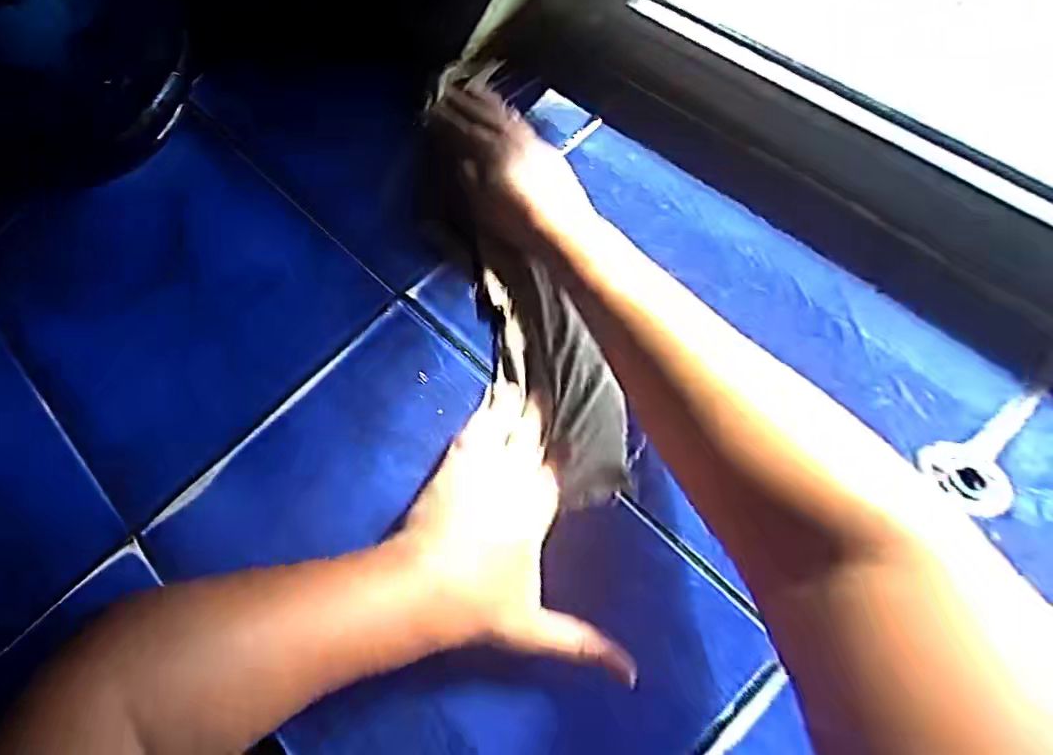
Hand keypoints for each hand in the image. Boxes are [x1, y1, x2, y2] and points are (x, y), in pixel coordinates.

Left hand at [378, 394, 636, 684]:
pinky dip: (480, 416)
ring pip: (500, 430)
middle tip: (555, 383)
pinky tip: (486, 400)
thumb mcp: (534, 627)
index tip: (581, 421)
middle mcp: (509, 484)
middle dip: (543, 414)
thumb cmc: (480, 603)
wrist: (424, 584)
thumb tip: (630, 674)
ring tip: (522, 380)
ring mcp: (475, 472)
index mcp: (535, 514)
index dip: (568, 447)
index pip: (558, 471)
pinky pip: (469, 434)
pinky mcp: (447, 467)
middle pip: (531, 441)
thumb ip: (581, 642)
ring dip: (512, 406)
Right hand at [428, 79, 598, 254]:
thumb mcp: (480, 199)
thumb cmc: (516, 220)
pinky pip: (522, 125)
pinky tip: (506, 116)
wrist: (564, 232)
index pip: (464, 128)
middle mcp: (516, 141)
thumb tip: (459, 156)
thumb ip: (468, 173)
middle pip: (487, 115)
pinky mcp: (549, 154)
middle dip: (466, 101)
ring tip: (476, 91)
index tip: (431, 108)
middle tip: (450, 88)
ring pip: (507, 116)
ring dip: (489, 102)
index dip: (446, 118)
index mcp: (494, 151)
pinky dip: (508, 115)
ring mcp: (535, 145)